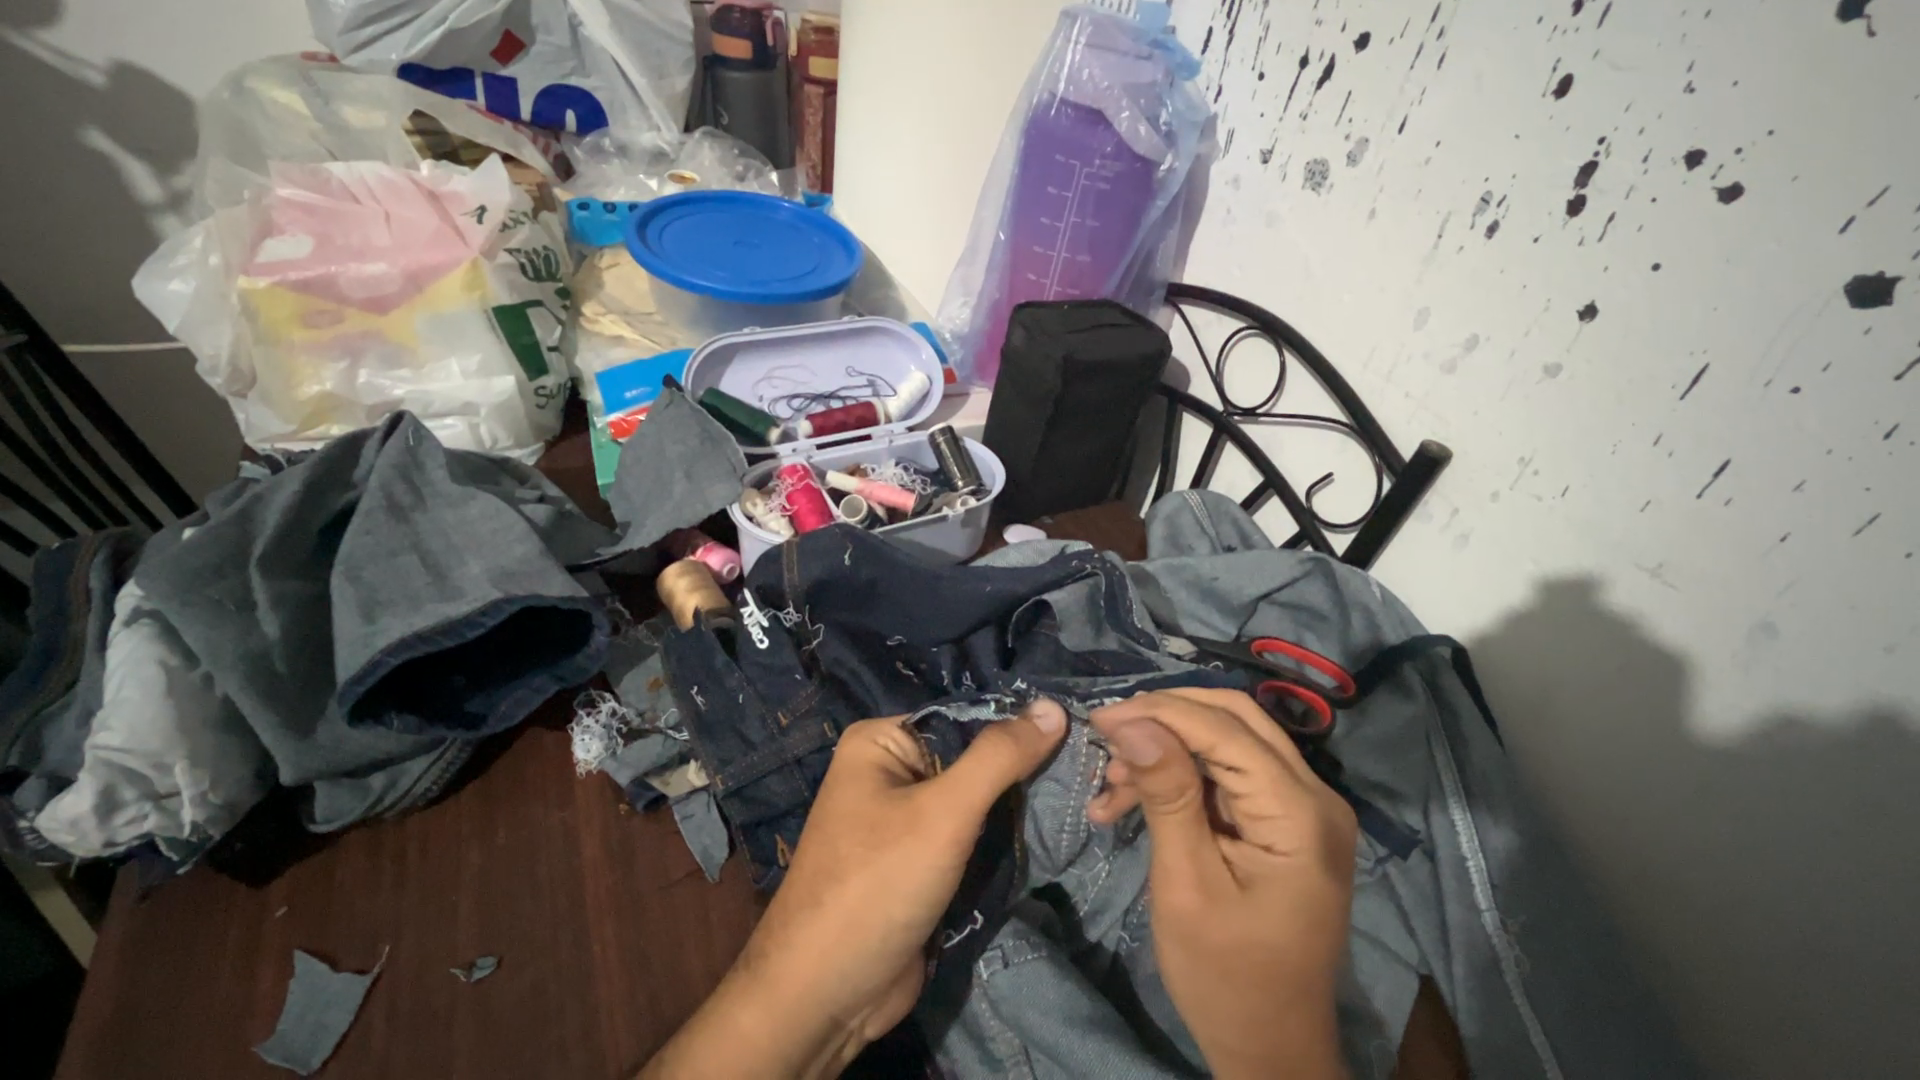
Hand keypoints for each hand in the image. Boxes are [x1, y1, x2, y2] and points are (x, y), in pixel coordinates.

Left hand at [642, 700, 1067, 1078]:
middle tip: (1088, 772)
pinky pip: (969, 837)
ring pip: (976, 801)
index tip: (1080, 734)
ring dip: (1017, 809)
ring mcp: (904, 820)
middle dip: (1021, 772)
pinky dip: (1001, 840)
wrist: (827, 994)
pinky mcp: (920, 862)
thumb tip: (1053, 707)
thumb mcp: (943, 813)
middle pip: (973, 757)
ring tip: (1079, 799)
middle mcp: (890, 771)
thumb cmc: (877, 885)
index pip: (964, 715)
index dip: (1019, 725)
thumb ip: (999, 758)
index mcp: (880, 741)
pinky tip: (1047, 834)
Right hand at [1089, 688, 1357, 1079]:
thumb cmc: (1225, 976)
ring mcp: (1304, 810)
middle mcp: (1315, 797)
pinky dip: (1181, 780)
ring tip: (1108, 788)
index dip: (1159, 712)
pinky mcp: (1286, 825)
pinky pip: (1230, 777)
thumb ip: (1168, 795)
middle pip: (1235, 720)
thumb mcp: (1187, 884)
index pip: (1226, 730)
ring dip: (1166, 752)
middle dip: (1164, 719)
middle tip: (1106, 736)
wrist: (1271, 1046)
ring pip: (1228, 743)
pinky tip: (1129, 803)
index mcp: (1299, 814)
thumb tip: (1132, 721)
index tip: (1097, 717)